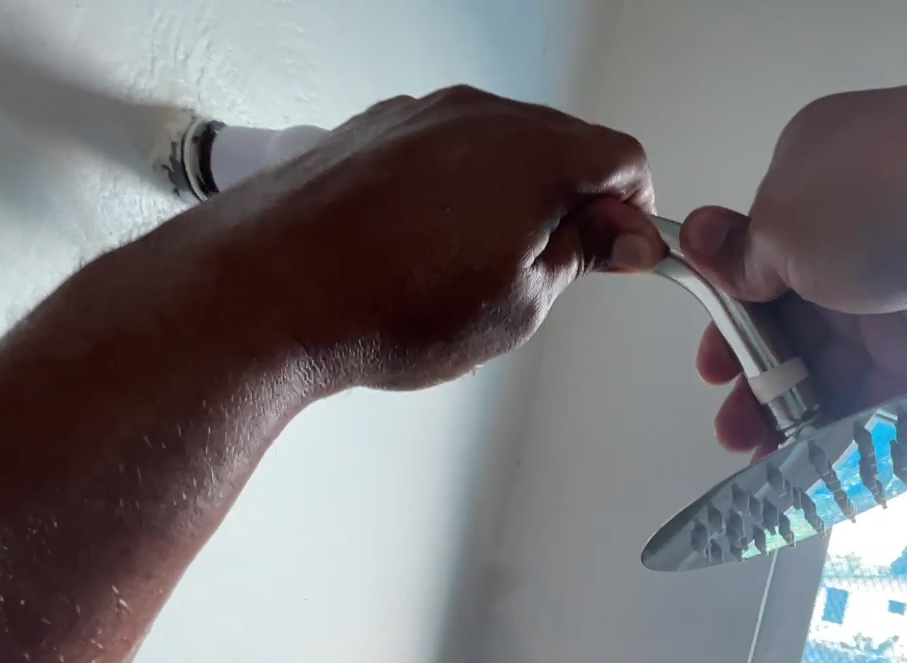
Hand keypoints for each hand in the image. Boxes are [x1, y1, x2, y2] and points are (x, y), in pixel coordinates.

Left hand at [140, 85, 662, 395]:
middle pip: (565, 146)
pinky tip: (437, 249)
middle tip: (557, 273)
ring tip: (484, 272)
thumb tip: (621, 235)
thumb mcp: (522, 302)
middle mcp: (480, 116)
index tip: (622, 254)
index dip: (633, 213)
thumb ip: (582, 256)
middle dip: (577, 206)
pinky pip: (449, 152)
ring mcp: (423, 115)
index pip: (622, 160)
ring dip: (519, 201)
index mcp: (534, 152)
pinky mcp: (377, 130)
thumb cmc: (393, 304)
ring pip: (505, 149)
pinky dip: (465, 192)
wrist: (273, 291)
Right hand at [677, 64, 906, 452]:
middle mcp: (851, 238)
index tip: (711, 362)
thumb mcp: (788, 220)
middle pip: (785, 323)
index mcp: (812, 189)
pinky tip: (808, 458)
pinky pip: (871, 394)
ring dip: (788, 411)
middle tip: (732, 424)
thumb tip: (703, 245)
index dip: (726, 314)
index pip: (753, 259)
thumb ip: (744, 254)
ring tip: (758, 453)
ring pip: (825, 366)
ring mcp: (892, 294)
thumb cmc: (890, 200)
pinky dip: (838, 426)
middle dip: (752, 377)